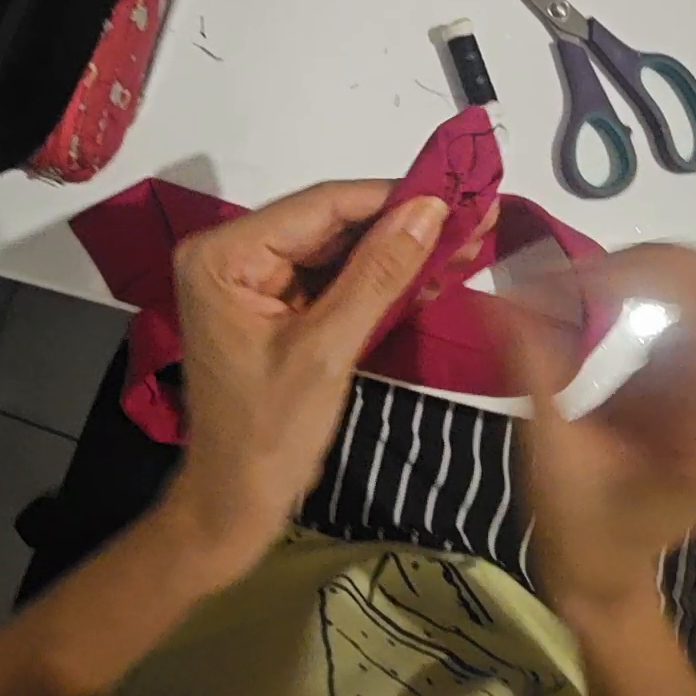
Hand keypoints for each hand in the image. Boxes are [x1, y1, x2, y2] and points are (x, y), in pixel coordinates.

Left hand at [160, 180, 490, 584]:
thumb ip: (378, 274)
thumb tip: (431, 208)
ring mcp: (250, 278)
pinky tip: (428, 272)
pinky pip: (330, 278)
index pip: (318, 207)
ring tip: (465, 240)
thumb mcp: (328, 350)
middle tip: (473, 215)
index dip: (390, 197)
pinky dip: (376, 278)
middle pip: (328, 223)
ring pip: (335, 248)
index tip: (457, 191)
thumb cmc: (270, 436)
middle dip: (400, 224)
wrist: (233, 505)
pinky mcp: (271, 302)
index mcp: (222, 255)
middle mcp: (230, 253)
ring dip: (396, 250)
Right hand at [489, 244, 695, 621]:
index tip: (582, 280)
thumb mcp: (550, 452)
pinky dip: (651, 288)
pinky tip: (598, 297)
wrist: (605, 571)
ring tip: (584, 282)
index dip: (668, 277)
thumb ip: (531, 367)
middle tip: (582, 274)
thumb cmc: (579, 529)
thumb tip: (495, 295)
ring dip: (656, 272)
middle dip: (662, 265)